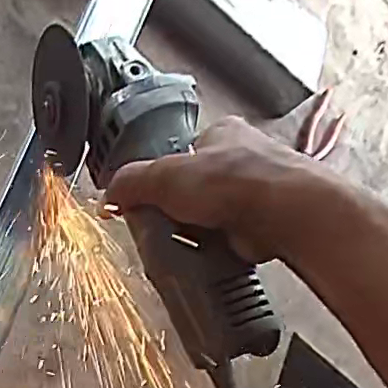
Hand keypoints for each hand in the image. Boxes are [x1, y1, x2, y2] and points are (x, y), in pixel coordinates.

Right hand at [105, 116, 327, 263]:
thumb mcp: (165, 177)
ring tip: (186, 242)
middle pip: (192, 191)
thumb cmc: (235, 182)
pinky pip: (223, 241)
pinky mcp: (258, 224)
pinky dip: (212, 250)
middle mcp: (240, 158)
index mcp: (219, 134)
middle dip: (176, 212)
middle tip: (164, 227)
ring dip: (194, 233)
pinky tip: (207, 253)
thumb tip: (106, 195)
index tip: (145, 203)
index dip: (159, 181)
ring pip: (208, 217)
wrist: (281, 212)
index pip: (179, 156)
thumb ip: (131, 183)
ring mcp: (252, 192)